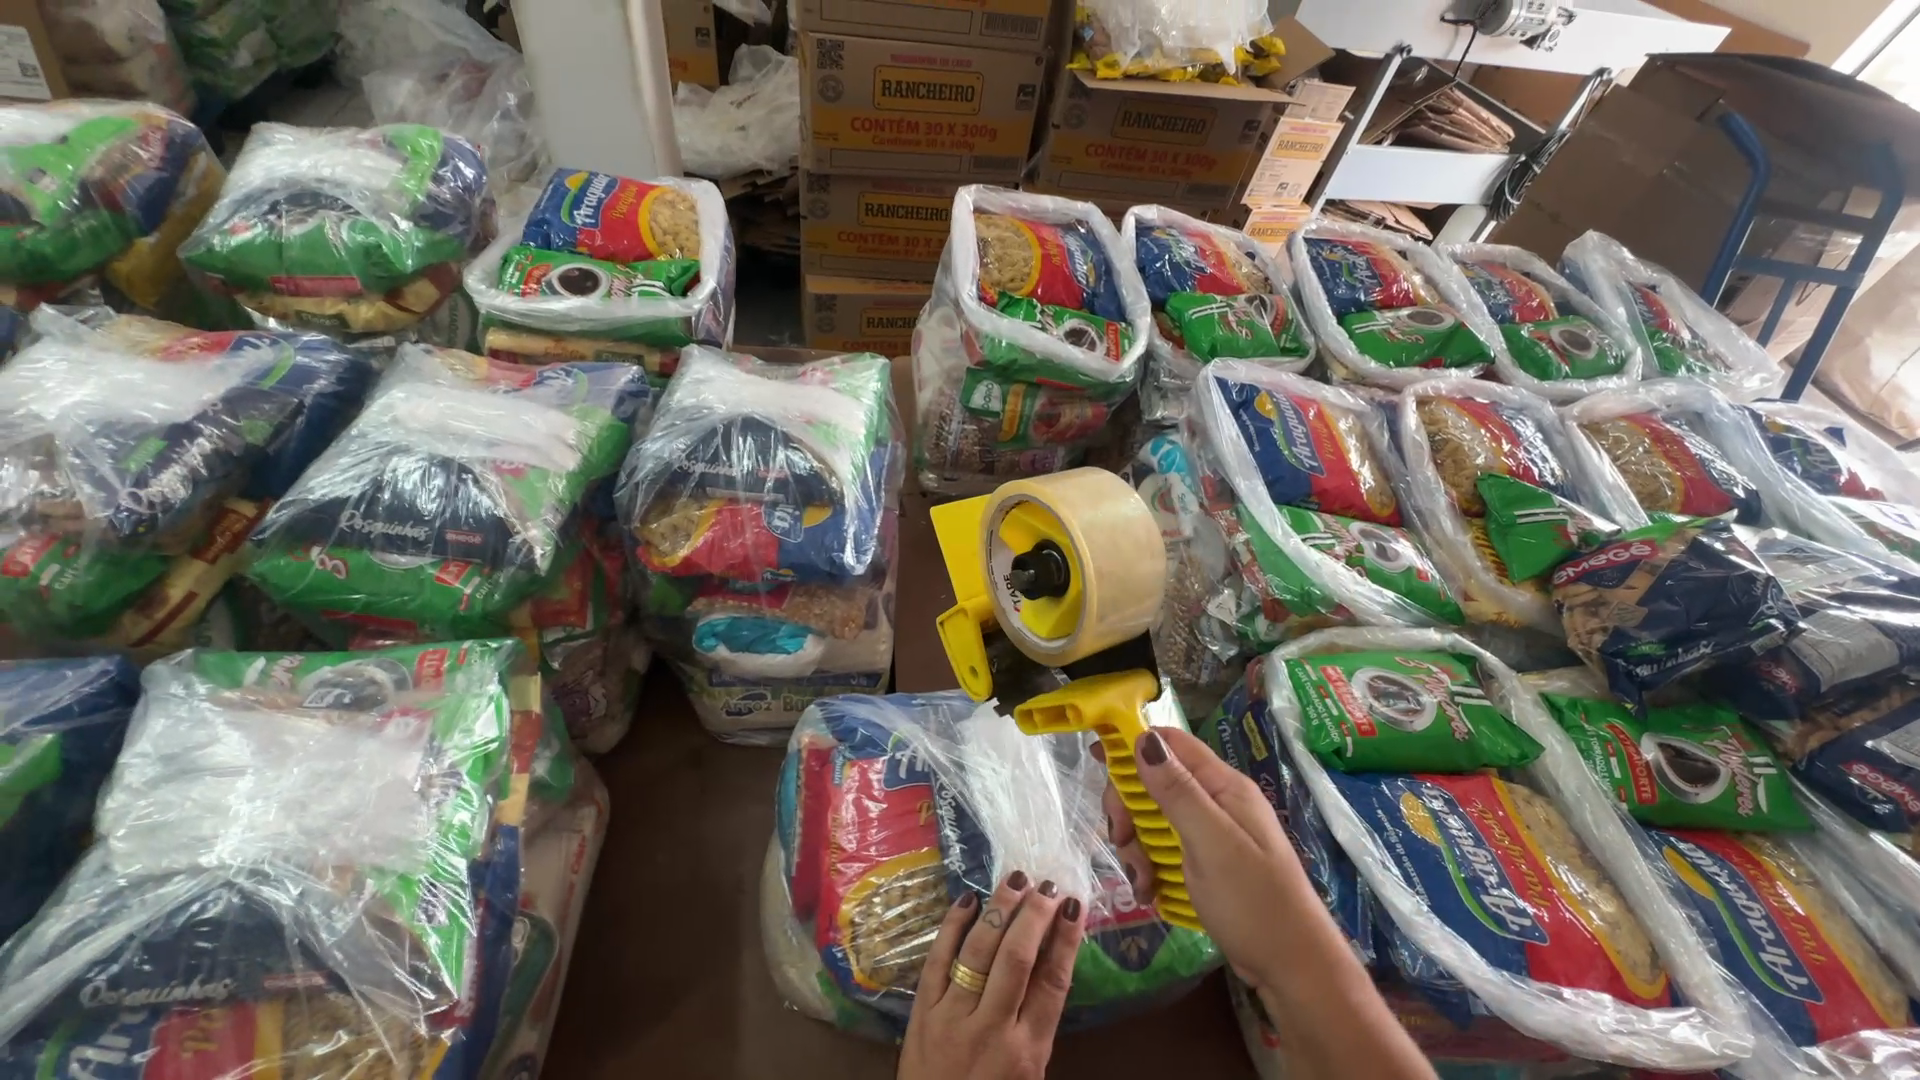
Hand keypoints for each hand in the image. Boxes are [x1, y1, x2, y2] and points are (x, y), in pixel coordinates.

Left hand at [897, 871, 1086, 1079]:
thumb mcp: (1030, 1072)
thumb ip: (1039, 1020)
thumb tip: (1052, 958)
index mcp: (1026, 1050)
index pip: (1052, 983)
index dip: (1065, 940)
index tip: (1073, 905)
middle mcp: (991, 1028)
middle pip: (1017, 958)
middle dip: (1034, 915)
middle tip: (1047, 884)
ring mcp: (952, 1016)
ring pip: (978, 951)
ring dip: (999, 910)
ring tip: (1015, 879)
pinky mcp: (921, 1012)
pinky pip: (937, 959)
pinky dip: (952, 926)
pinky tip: (968, 899)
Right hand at [1098, 728, 1321, 989]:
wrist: (1293, 968)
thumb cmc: (1254, 902)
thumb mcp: (1210, 842)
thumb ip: (1176, 790)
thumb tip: (1143, 738)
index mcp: (1223, 786)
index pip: (1171, 743)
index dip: (1132, 743)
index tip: (1095, 759)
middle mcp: (1216, 801)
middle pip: (1154, 781)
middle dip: (1129, 807)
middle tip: (1121, 838)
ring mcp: (1211, 832)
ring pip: (1153, 818)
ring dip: (1137, 844)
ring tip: (1142, 879)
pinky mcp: (1205, 861)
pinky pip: (1164, 848)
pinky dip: (1150, 865)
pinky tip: (1150, 890)